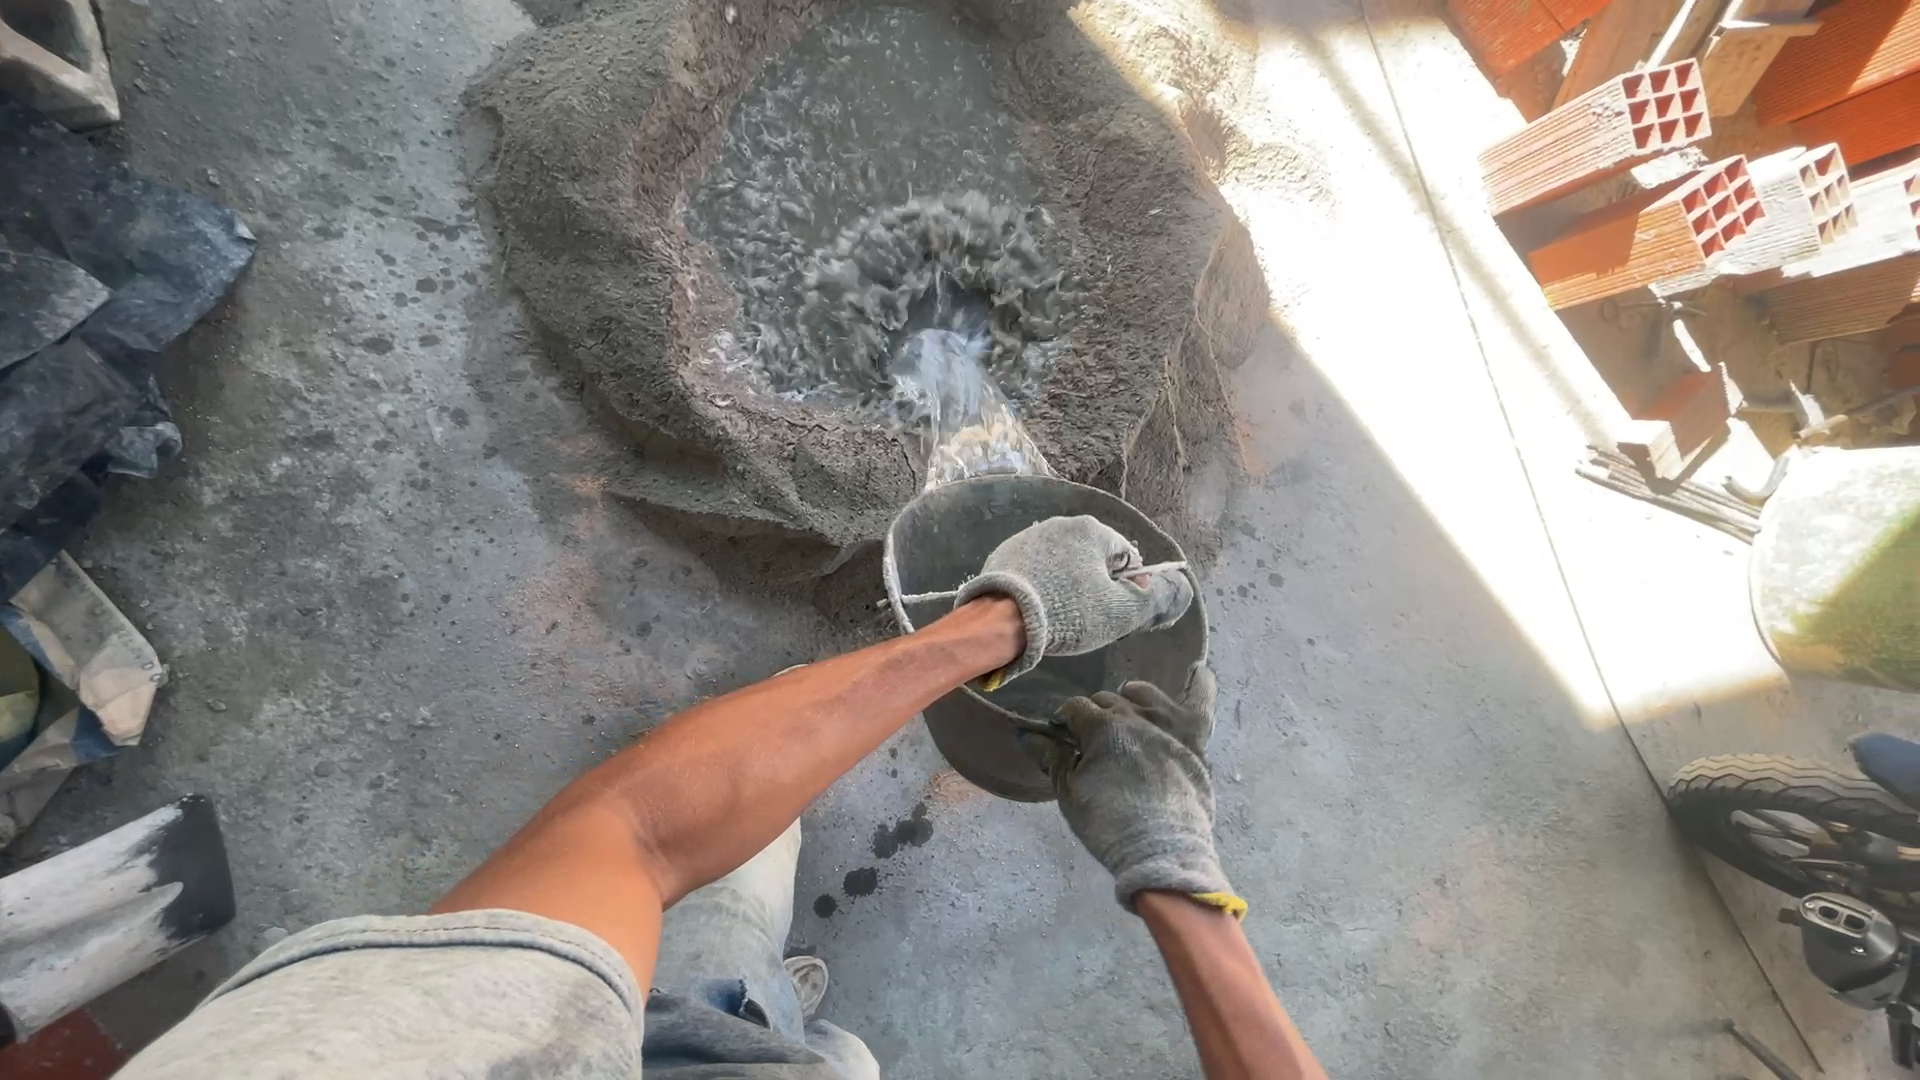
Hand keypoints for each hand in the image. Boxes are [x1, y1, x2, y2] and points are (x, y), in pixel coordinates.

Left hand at [951, 515, 1193, 683]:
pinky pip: (1036, 568)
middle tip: (1087, 616)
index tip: (1114, 608)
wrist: (1002, 619)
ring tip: (1059, 613)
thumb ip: (1153, 598)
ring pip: (1063, 562)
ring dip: (1068, 584)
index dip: (1128, 584)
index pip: (1125, 555)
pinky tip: (1036, 607)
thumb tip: (1174, 586)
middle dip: (1096, 584)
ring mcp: (1028, 537)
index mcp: (1091, 529)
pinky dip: (1042, 584)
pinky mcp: (1005, 553)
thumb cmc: (1069, 613)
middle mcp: (1059, 524)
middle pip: (1092, 557)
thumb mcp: (1121, 612)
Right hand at [1042, 667, 1242, 917]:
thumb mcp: (1069, 793)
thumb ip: (1051, 758)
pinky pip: (1201, 702)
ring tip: (1126, 712)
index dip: (1064, 721)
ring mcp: (1168, 726)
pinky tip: (1198, 672)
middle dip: (1094, 714)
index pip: (1075, 709)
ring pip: (1145, 694)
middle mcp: (1135, 717)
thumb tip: (1027, 734)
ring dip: (1131, 698)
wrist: (1160, 853)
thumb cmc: (1108, 825)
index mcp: (1102, 728)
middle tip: (1091, 739)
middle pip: (1107, 700)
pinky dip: (1200, 686)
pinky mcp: (1195, 740)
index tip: (1061, 737)